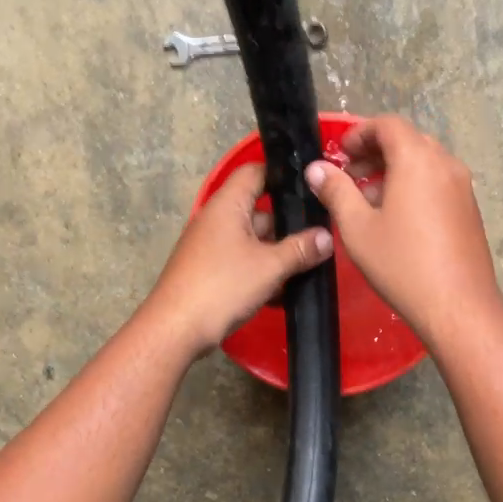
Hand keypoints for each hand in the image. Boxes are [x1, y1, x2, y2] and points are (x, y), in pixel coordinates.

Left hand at [144, 163, 332, 355]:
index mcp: (227, 205)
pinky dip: (262, 273)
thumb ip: (300, 250)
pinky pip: (242, 263)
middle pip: (259, 212)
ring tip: (309, 268)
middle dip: (289, 226)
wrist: (176, 329)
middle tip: (321, 239)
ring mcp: (211, 247)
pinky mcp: (209, 272)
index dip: (283, 175)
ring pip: (253, 242)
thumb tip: (327, 237)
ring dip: (278, 255)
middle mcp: (217, 220)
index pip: (256, 172)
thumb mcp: (269, 267)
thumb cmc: (223, 287)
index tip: (312, 188)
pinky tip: (283, 294)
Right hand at [303, 116, 501, 345]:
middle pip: (409, 141)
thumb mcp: (358, 229)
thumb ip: (337, 192)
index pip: (388, 125)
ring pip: (425, 163)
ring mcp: (463, 187)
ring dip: (396, 172)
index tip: (341, 154)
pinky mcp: (470, 210)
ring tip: (371, 201)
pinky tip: (399, 220)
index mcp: (417, 159)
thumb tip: (317, 169)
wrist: (458, 305)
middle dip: (377, 152)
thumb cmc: (402, 265)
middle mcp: (445, 164)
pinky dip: (415, 187)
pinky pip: (438, 184)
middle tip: (351, 176)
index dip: (360, 133)